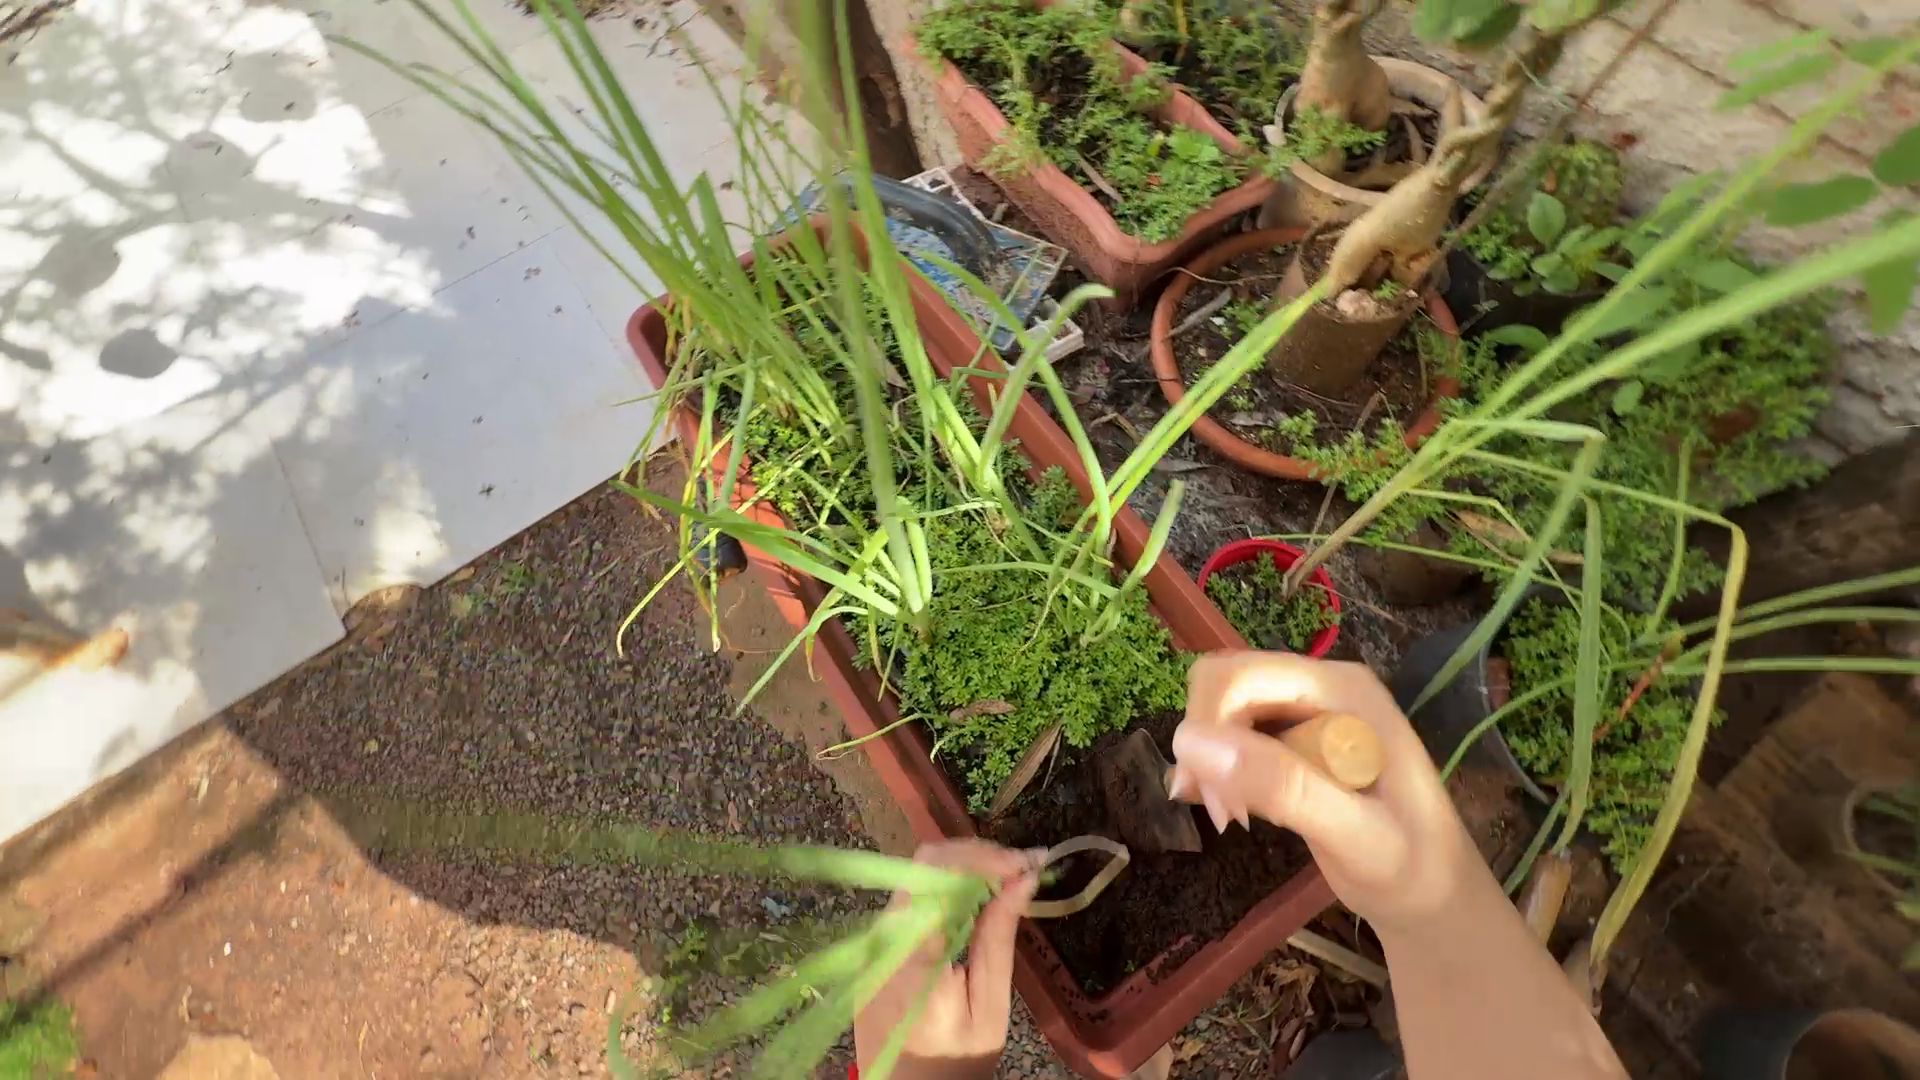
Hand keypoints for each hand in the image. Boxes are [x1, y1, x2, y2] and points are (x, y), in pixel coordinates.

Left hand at [853, 840, 1045, 1078]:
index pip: (939, 873)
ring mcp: (873, 939)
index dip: (984, 857)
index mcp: (909, 955)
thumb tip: (1023, 878)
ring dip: (964, 867)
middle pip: (926, 864)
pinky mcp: (876, 945)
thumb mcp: (989, 1011)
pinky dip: (948, 887)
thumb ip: (999, 939)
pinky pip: (914, 897)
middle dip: (977, 855)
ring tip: (1006, 876)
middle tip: (1021, 867)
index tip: (1028, 862)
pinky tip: (978, 895)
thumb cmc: (955, 1066)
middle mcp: (882, 936)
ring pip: (919, 875)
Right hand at [1168, 651, 1498, 936]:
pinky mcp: (1287, 733)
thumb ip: (1282, 786)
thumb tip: (1190, 742)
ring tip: (1233, 816)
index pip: (1241, 675)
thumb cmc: (1412, 871)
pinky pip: (1228, 731)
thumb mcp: (1357, 837)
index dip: (1208, 722)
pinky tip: (1235, 809)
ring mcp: (1301, 707)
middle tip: (1222, 809)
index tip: (1211, 792)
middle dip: (1206, 742)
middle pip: (1223, 683)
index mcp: (1341, 689)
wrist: (1435, 898)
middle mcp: (1316, 684)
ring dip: (1207, 759)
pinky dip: (1216, 768)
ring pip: (1218, 706)